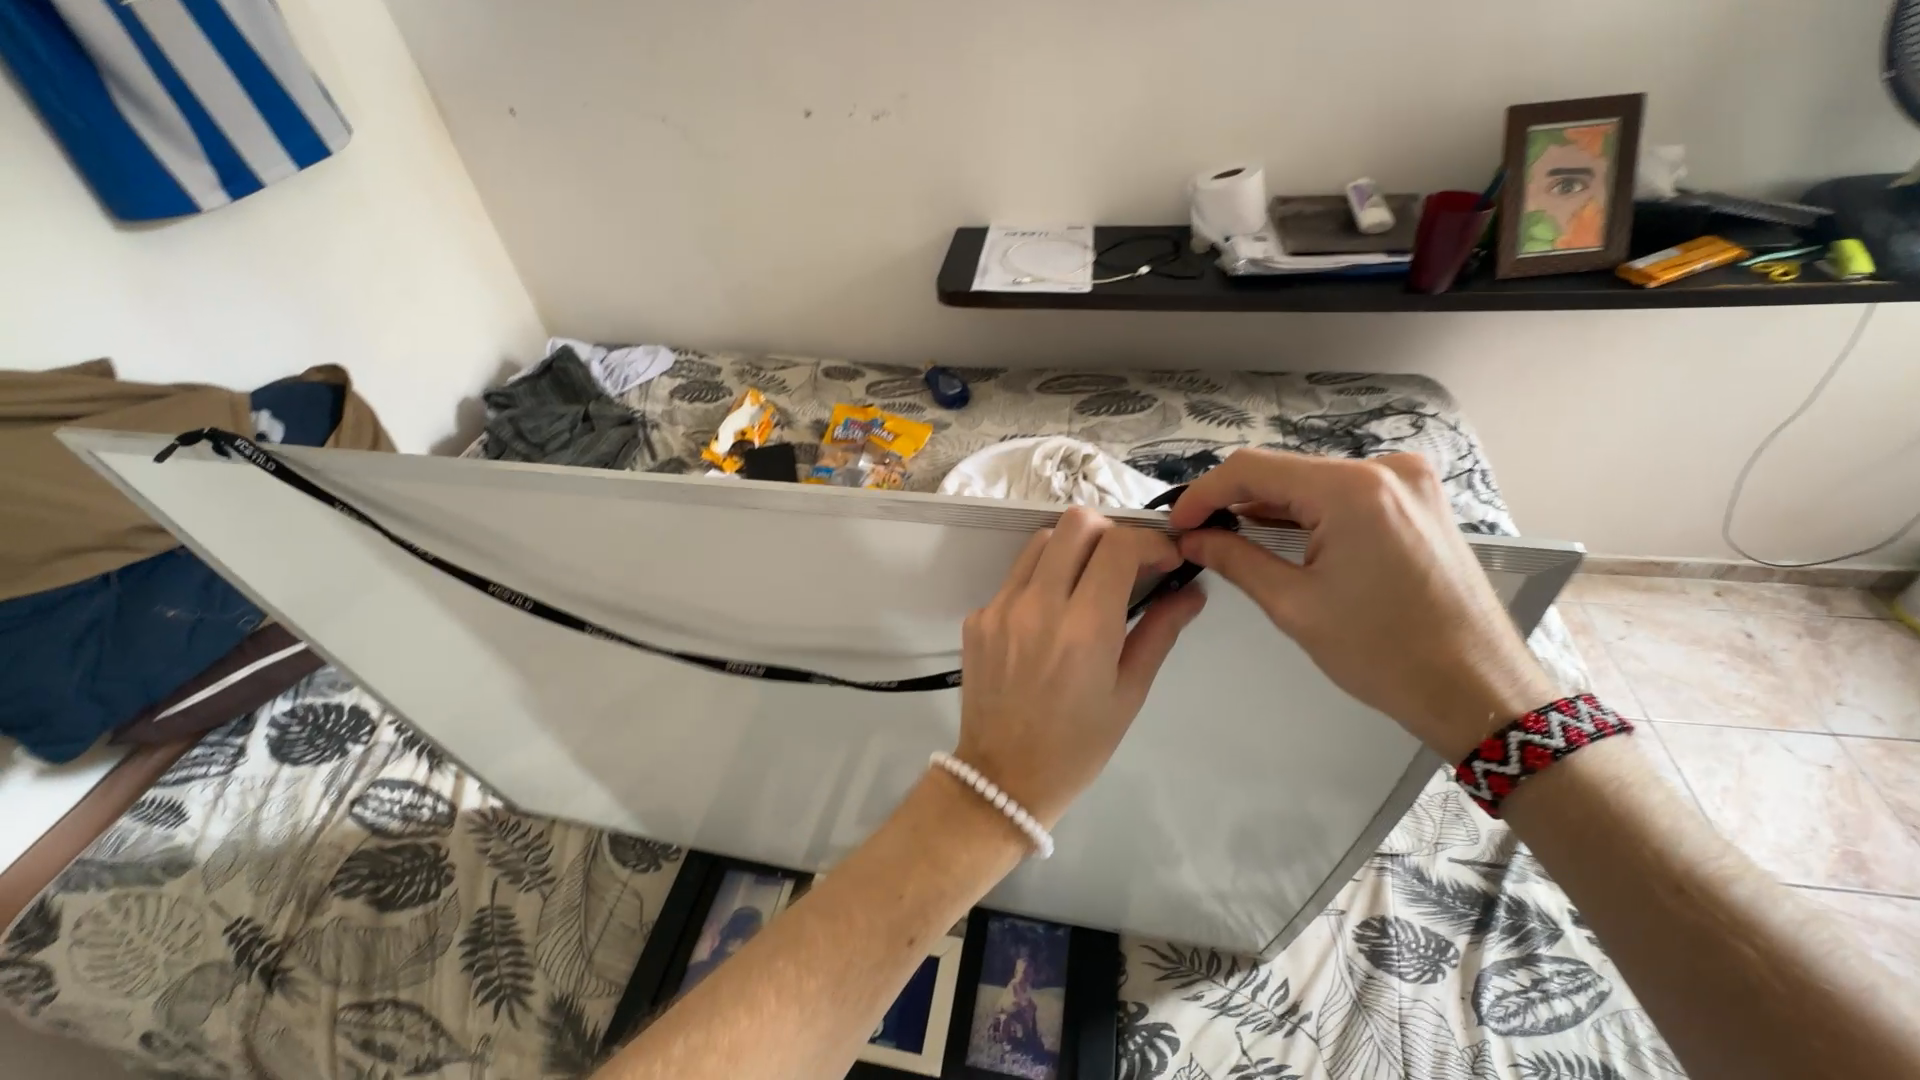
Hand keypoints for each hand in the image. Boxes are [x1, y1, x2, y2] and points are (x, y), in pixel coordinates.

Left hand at [956, 507, 1207, 827]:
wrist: (1003, 777)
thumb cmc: (1077, 745)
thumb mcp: (1129, 693)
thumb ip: (1160, 632)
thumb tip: (1191, 591)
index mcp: (1084, 628)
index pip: (1119, 545)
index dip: (1150, 541)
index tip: (1164, 559)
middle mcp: (1038, 606)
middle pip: (1076, 523)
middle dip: (1111, 531)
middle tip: (1127, 562)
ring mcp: (1000, 608)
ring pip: (1041, 541)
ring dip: (1073, 547)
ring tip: (1090, 580)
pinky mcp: (977, 617)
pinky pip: (1016, 576)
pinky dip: (1042, 579)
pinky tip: (1053, 614)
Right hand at [1171, 449, 1556, 759]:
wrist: (1475, 687)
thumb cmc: (1385, 653)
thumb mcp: (1294, 605)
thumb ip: (1235, 559)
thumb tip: (1192, 539)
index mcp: (1353, 489)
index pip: (1252, 468)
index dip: (1203, 493)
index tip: (1177, 524)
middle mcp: (1385, 469)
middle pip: (1285, 471)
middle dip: (1235, 501)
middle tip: (1198, 536)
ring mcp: (1409, 482)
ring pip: (1315, 482)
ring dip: (1271, 507)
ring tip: (1231, 538)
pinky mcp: (1419, 501)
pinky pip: (1347, 494)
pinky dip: (1310, 513)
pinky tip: (1282, 536)